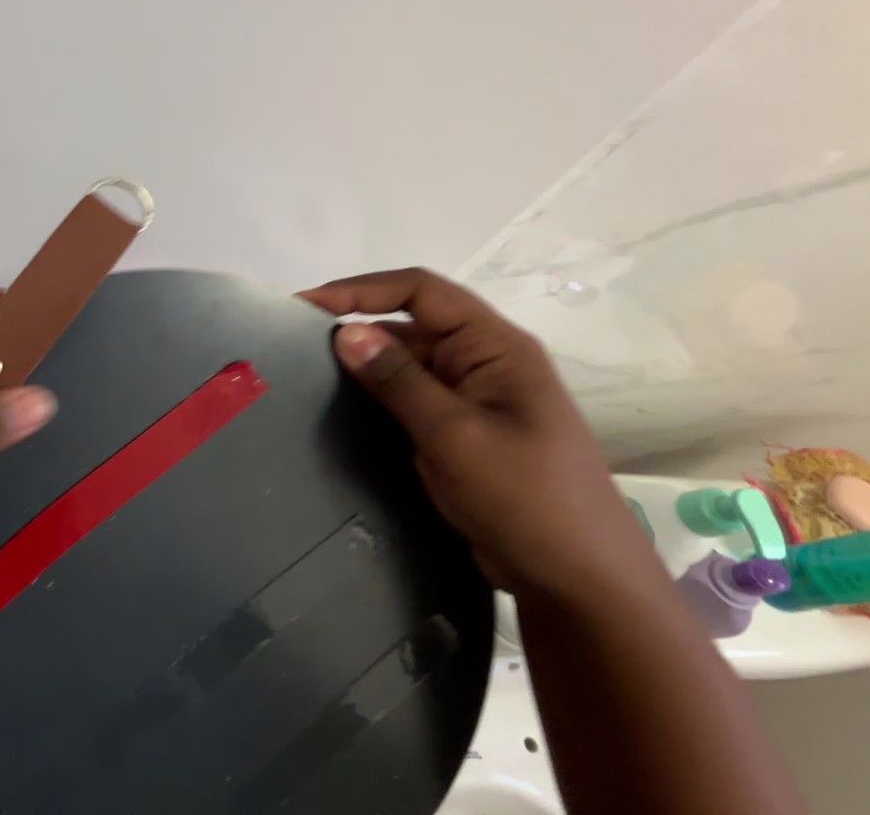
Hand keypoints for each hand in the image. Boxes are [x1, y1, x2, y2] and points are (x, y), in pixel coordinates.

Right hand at [298, 268, 651, 598]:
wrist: (577, 579)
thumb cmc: (525, 498)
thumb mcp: (454, 435)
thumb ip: (398, 381)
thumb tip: (344, 332)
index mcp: (495, 347)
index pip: (421, 291)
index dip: (361, 290)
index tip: (305, 306)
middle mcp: (483, 362)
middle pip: (410, 323)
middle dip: (355, 326)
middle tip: (293, 344)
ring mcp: (472, 397)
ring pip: (406, 362)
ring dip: (362, 364)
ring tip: (306, 375)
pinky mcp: (459, 430)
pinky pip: (409, 397)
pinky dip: (374, 396)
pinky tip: (340, 409)